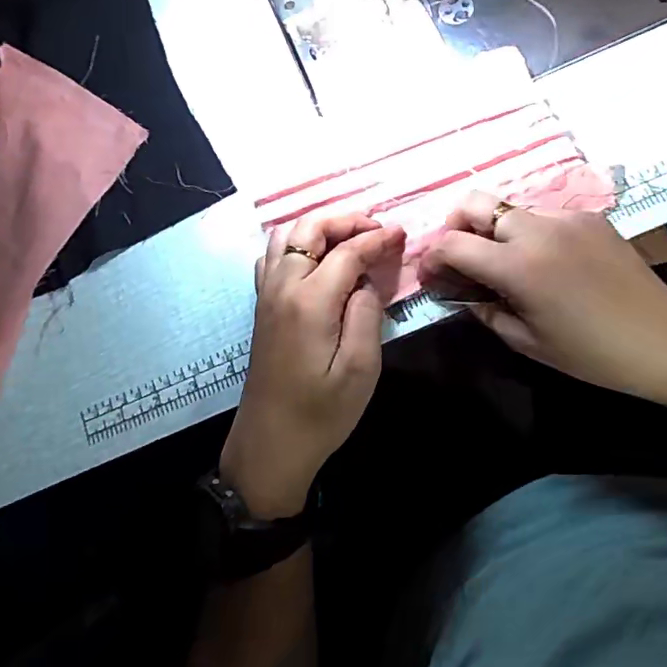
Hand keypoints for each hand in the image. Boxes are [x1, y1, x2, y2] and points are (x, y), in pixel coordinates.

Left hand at [223, 213, 405, 518]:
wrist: (270, 446)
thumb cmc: (321, 412)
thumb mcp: (361, 368)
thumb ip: (367, 313)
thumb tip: (367, 281)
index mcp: (309, 300)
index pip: (347, 251)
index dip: (378, 239)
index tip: (403, 235)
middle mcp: (282, 287)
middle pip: (309, 229)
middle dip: (346, 220)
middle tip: (378, 231)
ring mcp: (266, 296)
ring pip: (286, 237)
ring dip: (321, 228)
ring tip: (353, 240)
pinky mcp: (263, 308)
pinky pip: (274, 257)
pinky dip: (298, 244)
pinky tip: (319, 261)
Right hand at [417, 192, 666, 419]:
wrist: (663, 339)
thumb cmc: (592, 353)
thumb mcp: (527, 341)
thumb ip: (485, 310)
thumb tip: (460, 292)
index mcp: (518, 265)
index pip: (453, 243)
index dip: (432, 258)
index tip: (431, 275)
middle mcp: (538, 229)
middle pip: (475, 202)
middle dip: (457, 226)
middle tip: (463, 257)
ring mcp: (568, 217)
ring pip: (512, 207)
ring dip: (497, 229)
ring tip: (509, 264)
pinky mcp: (591, 217)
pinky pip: (547, 216)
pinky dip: (533, 233)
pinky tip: (550, 263)